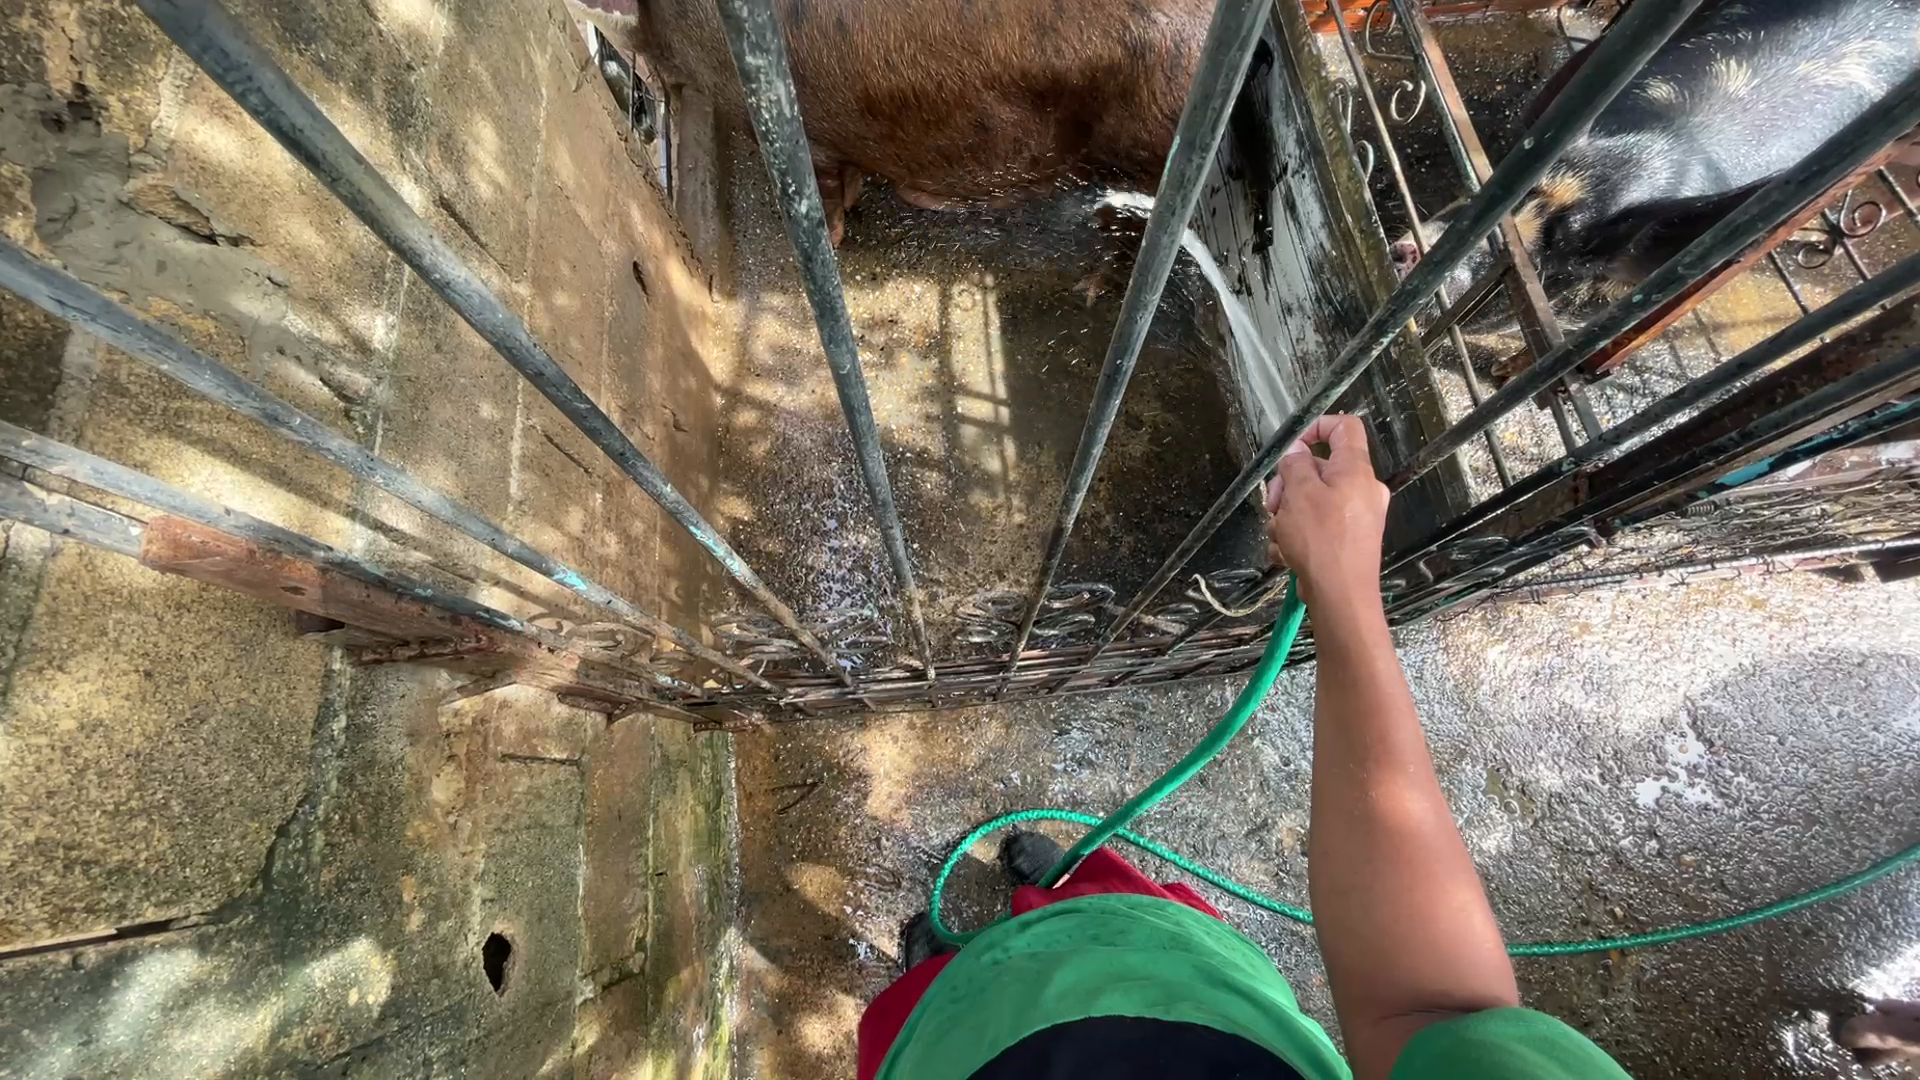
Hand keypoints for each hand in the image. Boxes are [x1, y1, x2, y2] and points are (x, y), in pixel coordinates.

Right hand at [1263, 414, 1389, 608]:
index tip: (1290, 446)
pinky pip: (1316, 525)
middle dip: (1288, 486)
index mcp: (1355, 471)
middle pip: (1318, 469)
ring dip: (1287, 516)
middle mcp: (1361, 489)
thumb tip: (1295, 453)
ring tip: (1280, 536)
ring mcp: (1355, 516)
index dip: (1316, 427)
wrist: (1340, 594)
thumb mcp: (1299, 495)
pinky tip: (1287, 553)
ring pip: (1311, 501)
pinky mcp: (1347, 539)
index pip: (1344, 427)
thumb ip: (1295, 466)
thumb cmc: (1321, 539)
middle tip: (1274, 505)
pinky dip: (1297, 536)